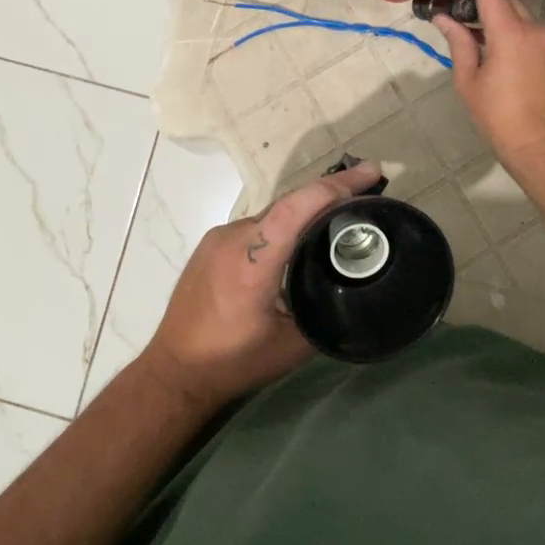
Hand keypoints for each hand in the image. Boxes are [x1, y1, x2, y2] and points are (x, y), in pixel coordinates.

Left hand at [139, 161, 384, 409]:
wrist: (175, 371)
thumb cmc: (234, 362)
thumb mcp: (291, 346)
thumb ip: (325, 311)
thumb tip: (358, 290)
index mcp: (253, 264)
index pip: (296, 209)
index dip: (334, 187)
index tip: (370, 173)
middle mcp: (233, 239)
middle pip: (289, 205)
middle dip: (330, 193)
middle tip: (367, 190)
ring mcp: (219, 237)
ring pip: (273, 214)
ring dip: (306, 213)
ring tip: (339, 218)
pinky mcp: (211, 243)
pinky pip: (256, 225)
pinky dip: (283, 225)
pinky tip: (299, 240)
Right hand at [431, 0, 544, 167]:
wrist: (539, 145)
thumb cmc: (497, 115)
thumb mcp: (468, 79)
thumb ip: (458, 42)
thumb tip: (443, 18)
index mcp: (510, 33)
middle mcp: (534, 30)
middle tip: (459, 5)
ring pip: (521, 13)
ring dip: (499, 12)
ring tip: (474, 24)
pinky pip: (530, 30)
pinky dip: (512, 27)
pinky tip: (494, 43)